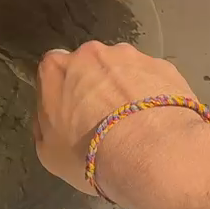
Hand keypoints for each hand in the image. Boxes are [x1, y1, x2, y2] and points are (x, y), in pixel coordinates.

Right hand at [33, 42, 209, 203]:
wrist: (151, 155)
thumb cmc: (87, 153)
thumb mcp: (47, 151)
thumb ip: (45, 124)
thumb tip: (53, 117)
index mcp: (55, 68)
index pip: (52, 70)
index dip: (62, 91)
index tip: (70, 113)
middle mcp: (91, 53)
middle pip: (89, 65)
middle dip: (95, 85)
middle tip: (104, 120)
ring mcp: (131, 56)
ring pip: (124, 69)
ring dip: (126, 88)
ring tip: (137, 123)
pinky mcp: (164, 66)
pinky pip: (154, 79)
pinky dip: (155, 95)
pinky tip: (160, 122)